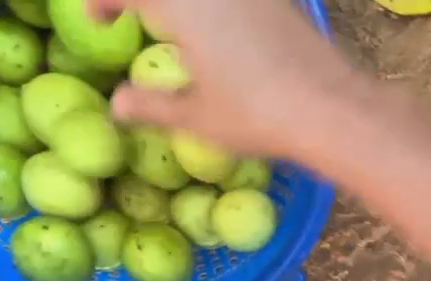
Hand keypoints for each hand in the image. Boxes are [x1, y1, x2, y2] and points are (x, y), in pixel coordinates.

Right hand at [88, 0, 362, 157]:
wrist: (333, 106)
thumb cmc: (260, 116)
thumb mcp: (201, 118)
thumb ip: (153, 106)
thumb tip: (117, 105)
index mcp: (178, 1)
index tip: (98, 20)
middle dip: (141, 0)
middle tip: (132, 14)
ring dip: (181, 6)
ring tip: (175, 26)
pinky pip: (235, 0)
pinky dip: (215, 8)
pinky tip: (224, 31)